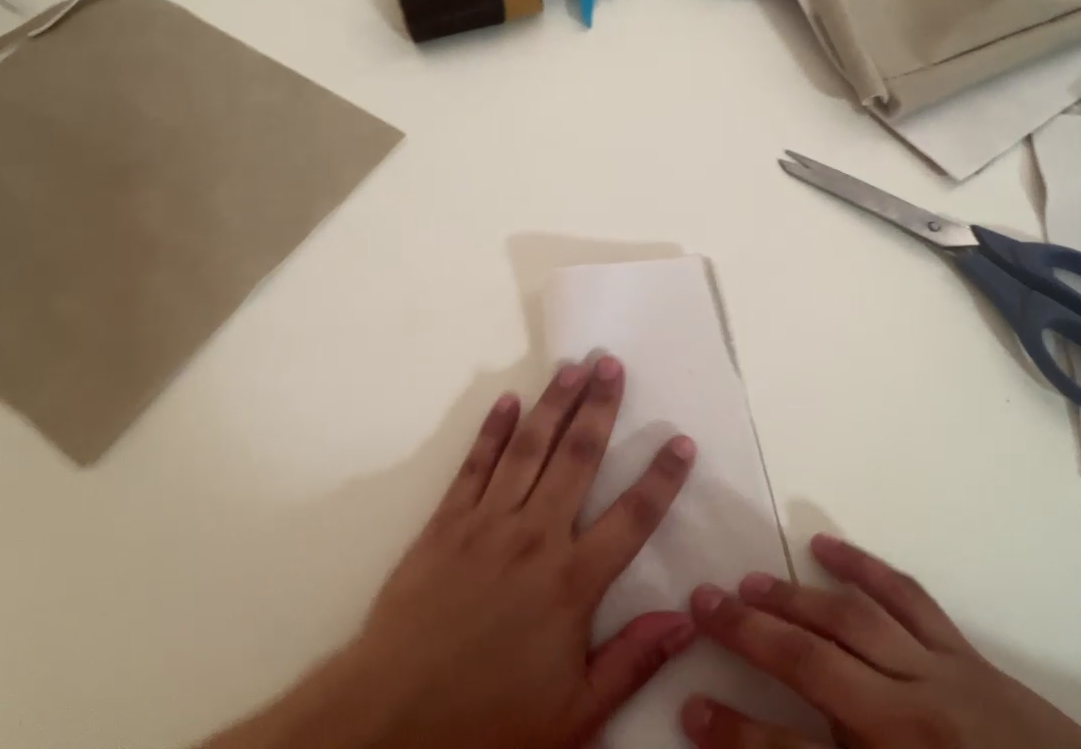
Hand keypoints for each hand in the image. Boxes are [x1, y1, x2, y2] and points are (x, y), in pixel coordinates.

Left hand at [206, 356, 698, 748]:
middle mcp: (535, 537)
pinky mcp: (446, 523)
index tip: (681, 441)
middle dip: (599, 409)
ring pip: (528, 449)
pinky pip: (474, 466)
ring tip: (573, 368)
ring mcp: (487, 523)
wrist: (394, 713)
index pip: (633, 518)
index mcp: (573, 582)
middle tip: (613, 366)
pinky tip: (507, 402)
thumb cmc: (490, 717)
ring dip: (553, 404)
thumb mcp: (575, 712)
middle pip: (577, 459)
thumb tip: (685, 620)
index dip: (662, 479)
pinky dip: (492, 431)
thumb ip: (632, 662)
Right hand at [682, 535, 1080, 748]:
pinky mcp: (968, 655)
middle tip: (701, 602)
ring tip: (748, 582)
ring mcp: (942, 675)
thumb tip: (780, 744)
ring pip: (853, 621)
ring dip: (794, 597)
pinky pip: (909, 599)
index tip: (689, 709)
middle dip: (749, 632)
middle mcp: (910, 715)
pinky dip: (865, 568)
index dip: (735, 733)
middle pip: (811, 663)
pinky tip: (827, 546)